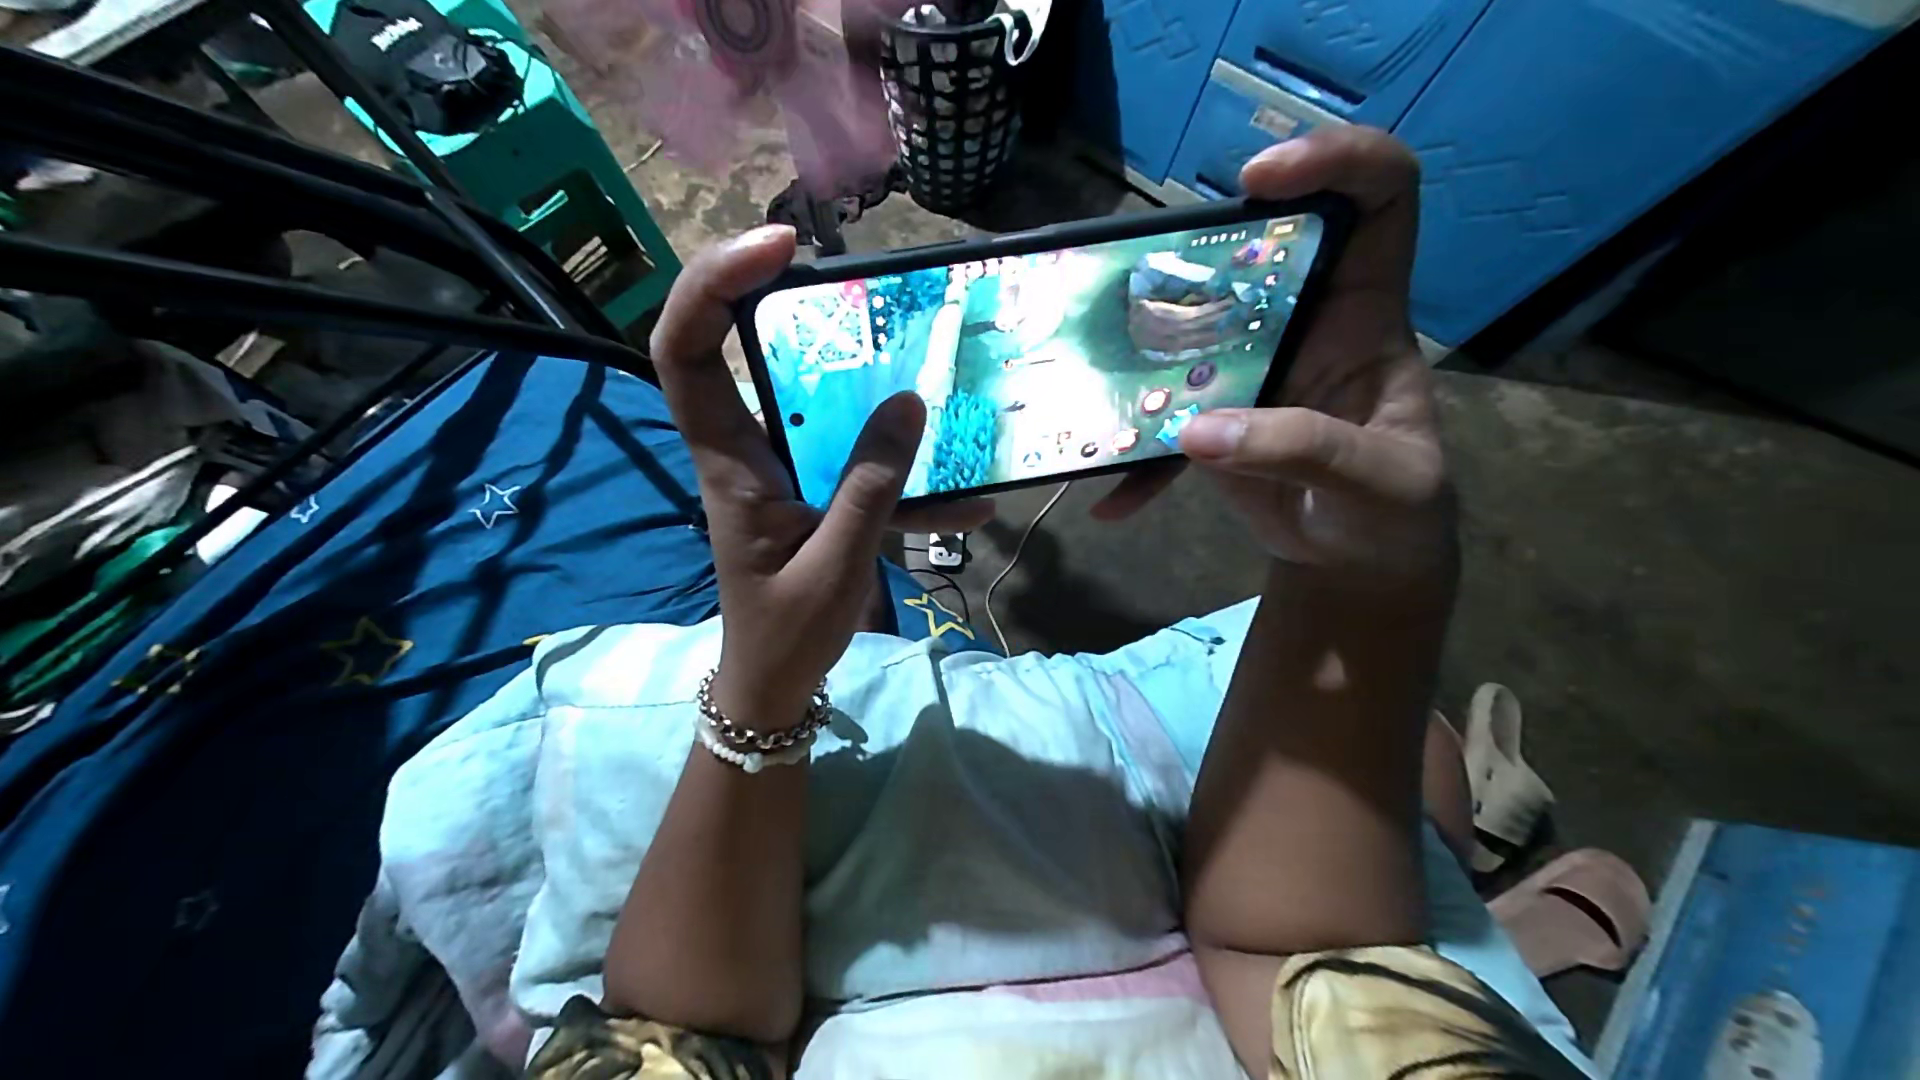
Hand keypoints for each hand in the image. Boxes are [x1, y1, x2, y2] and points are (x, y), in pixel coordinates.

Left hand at [650, 226, 991, 726]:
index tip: (777, 249)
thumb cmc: (787, 631)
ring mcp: (786, 468)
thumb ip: (870, 488)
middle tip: (856, 286)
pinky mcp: (818, 491)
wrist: (775, 681)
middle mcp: (750, 449)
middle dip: (791, 305)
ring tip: (929, 373)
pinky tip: (969, 503)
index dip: (713, 286)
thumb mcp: (834, 564)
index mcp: (730, 461)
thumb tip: (909, 404)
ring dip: (865, 381)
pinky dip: (910, 476)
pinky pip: (862, 463)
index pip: (685, 352)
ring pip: (813, 400)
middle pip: (744, 352)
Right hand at [1094, 128, 1451, 577]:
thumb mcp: (1375, 483)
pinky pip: (1161, 422)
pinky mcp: (1210, 418)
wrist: (1352, 555)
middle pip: (1251, 253)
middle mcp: (1298, 326)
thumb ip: (1302, 449)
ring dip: (1139, 348)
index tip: (1259, 180)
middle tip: (1134, 274)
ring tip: (1093, 369)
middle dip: (1194, 250)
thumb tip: (1194, 431)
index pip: (1376, 200)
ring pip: (1187, 331)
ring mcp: (1246, 371)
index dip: (1334, 162)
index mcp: (1363, 316)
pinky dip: (1135, 464)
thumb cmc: (1391, 512)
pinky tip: (1112, 503)